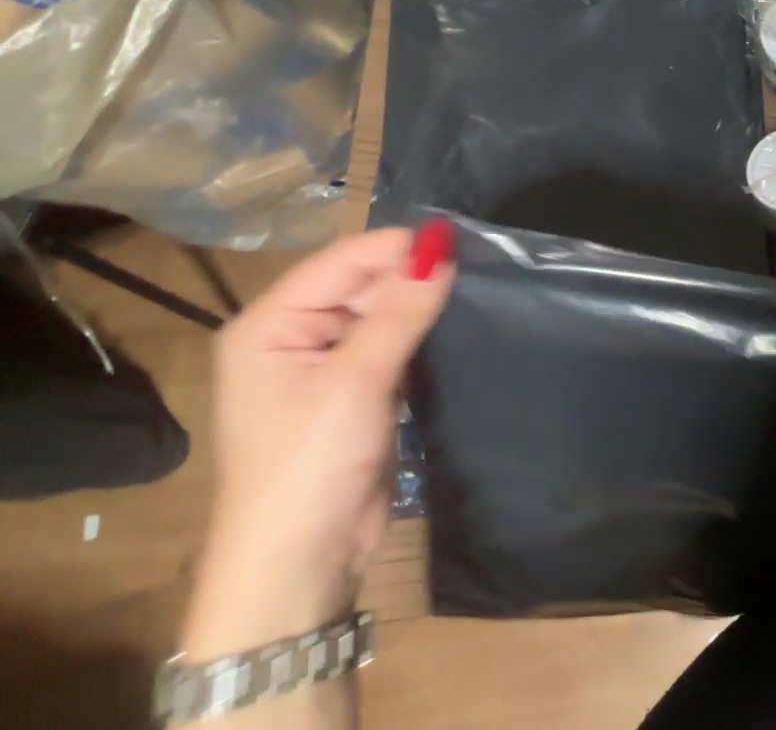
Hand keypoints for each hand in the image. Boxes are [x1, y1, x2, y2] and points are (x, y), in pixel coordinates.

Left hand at [182, 222, 453, 656]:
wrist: (301, 555)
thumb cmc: (312, 462)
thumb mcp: (357, 380)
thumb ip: (400, 311)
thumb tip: (441, 247)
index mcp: (271, 325)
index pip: (342, 262)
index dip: (399, 249)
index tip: (466, 241)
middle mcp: (294, 337)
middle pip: (363, 285)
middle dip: (415, 276)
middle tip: (484, 268)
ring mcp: (327, 367)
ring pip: (384, 315)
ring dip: (424, 306)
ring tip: (482, 291)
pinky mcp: (359, 393)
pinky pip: (394, 347)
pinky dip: (424, 337)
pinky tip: (461, 329)